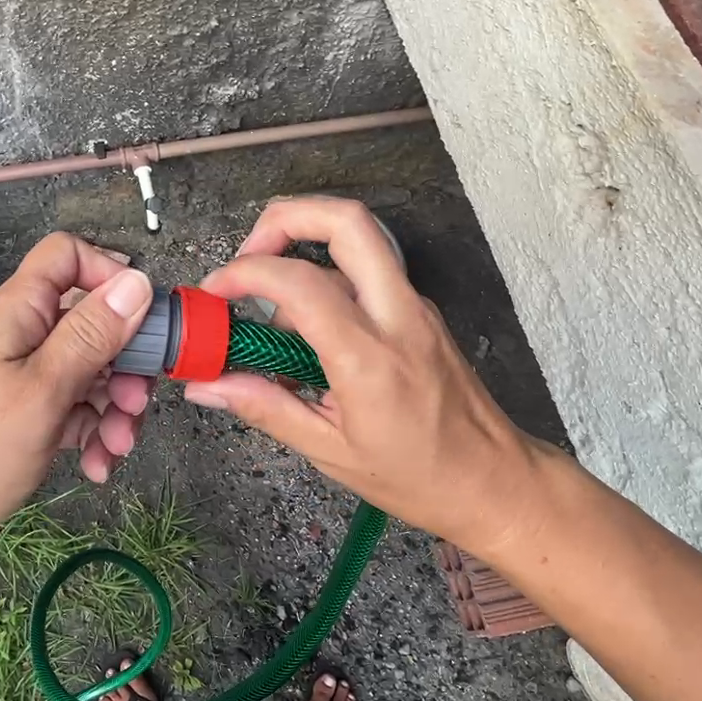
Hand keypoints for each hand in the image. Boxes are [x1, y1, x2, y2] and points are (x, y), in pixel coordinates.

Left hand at [0, 234, 154, 566]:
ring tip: (117, 448)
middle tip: (137, 402)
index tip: (141, 319)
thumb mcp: (42, 390)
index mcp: (21, 311)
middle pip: (92, 322)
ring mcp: (23, 379)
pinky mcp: (25, 419)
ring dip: (114, 408)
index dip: (108, 274)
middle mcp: (24, 336)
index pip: (68, 256)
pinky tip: (96, 467)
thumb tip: (138, 281)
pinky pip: (73, 412)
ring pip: (90, 372)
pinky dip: (91, 435)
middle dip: (125, 361)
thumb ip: (91, 335)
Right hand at [184, 197, 553, 554]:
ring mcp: (414, 305)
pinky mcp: (418, 309)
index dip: (244, 274)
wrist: (496, 483)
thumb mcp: (330, 451)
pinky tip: (307, 337)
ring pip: (356, 240)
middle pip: (347, 219)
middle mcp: (398, 315)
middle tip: (247, 254)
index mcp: (370, 358)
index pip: (300, 283)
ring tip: (272, 317)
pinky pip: (365, 273)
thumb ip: (263, 407)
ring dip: (302, 253)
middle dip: (285, 217)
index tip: (214, 294)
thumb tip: (205, 385)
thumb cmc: (419, 476)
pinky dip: (325, 283)